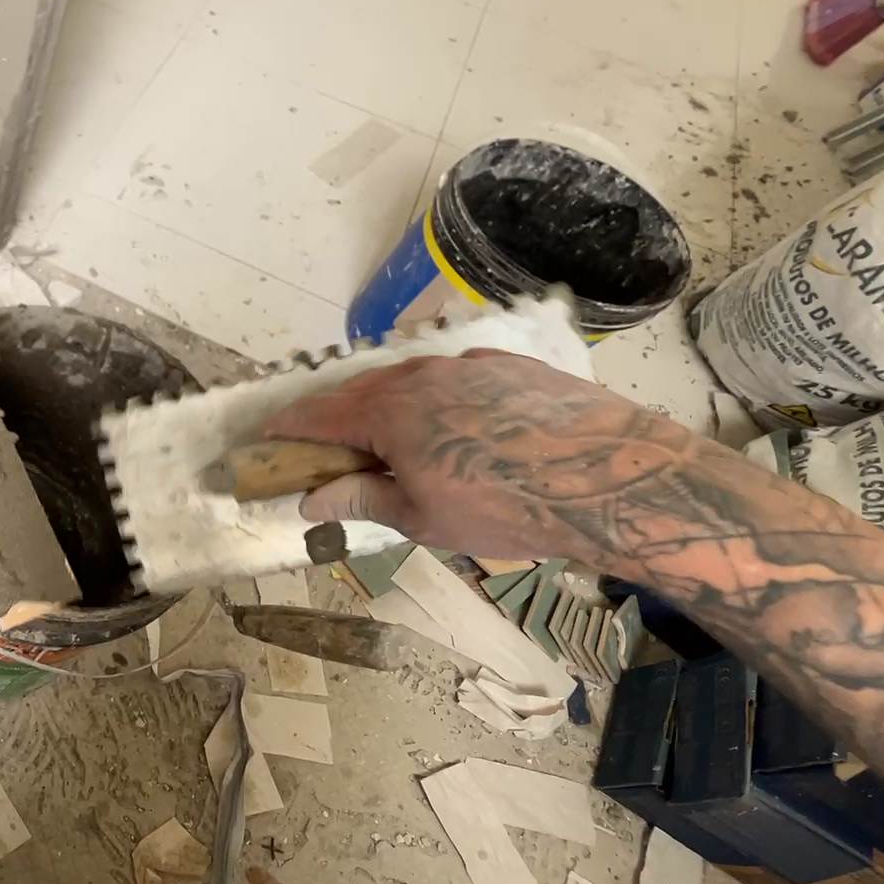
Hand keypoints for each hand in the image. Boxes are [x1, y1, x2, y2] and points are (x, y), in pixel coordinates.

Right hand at [262, 349, 710, 566]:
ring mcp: (467, 366)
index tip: (264, 436)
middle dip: (330, 414)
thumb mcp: (421, 518)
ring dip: (380, 401)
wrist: (619, 481)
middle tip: (319, 440)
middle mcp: (419, 377)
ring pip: (404, 378)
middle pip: (356, 391)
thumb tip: (309, 502)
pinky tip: (445, 416)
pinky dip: (431, 393)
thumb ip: (360, 500)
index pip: (318, 415)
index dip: (286, 427)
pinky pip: (452, 374)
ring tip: (380, 428)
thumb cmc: (506, 506)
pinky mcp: (510, 366)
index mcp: (387, 413)